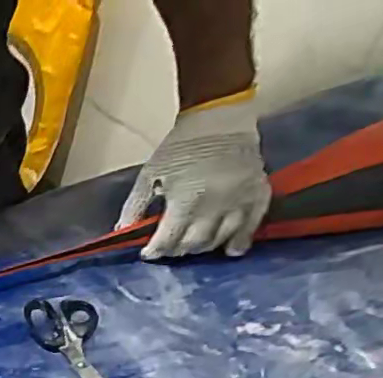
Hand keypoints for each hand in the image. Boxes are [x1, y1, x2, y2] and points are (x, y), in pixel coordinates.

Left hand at [118, 91, 271, 258]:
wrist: (219, 119)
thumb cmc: (178, 149)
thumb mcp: (147, 178)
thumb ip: (133, 208)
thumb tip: (122, 233)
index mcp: (188, 198)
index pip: (169, 238)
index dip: (155, 251)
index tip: (147, 253)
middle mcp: (218, 201)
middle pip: (195, 242)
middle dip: (177, 250)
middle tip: (168, 248)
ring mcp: (241, 196)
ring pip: (222, 236)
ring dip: (204, 247)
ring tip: (191, 247)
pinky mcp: (259, 189)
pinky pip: (255, 220)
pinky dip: (242, 238)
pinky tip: (232, 250)